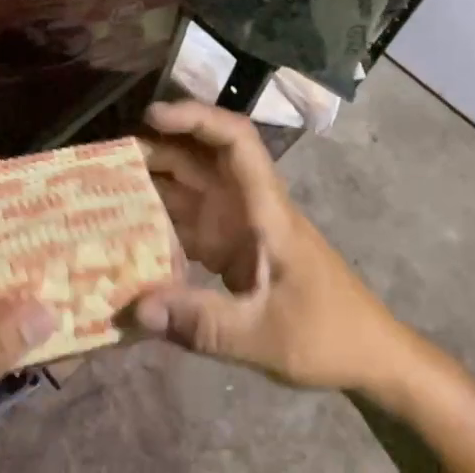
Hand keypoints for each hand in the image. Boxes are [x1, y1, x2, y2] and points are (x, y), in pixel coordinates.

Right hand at [135, 101, 398, 391]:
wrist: (369, 357)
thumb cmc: (328, 335)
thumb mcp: (263, 336)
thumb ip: (201, 322)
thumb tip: (136, 308)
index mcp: (267, 209)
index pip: (236, 140)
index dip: (197, 118)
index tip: (152, 116)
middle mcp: (250, 206)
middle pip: (203, 158)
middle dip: (159, 148)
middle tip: (108, 159)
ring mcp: (241, 227)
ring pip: (193, 189)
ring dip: (155, 184)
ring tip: (105, 190)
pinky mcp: (234, 250)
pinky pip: (191, 224)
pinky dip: (162, 224)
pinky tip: (128, 237)